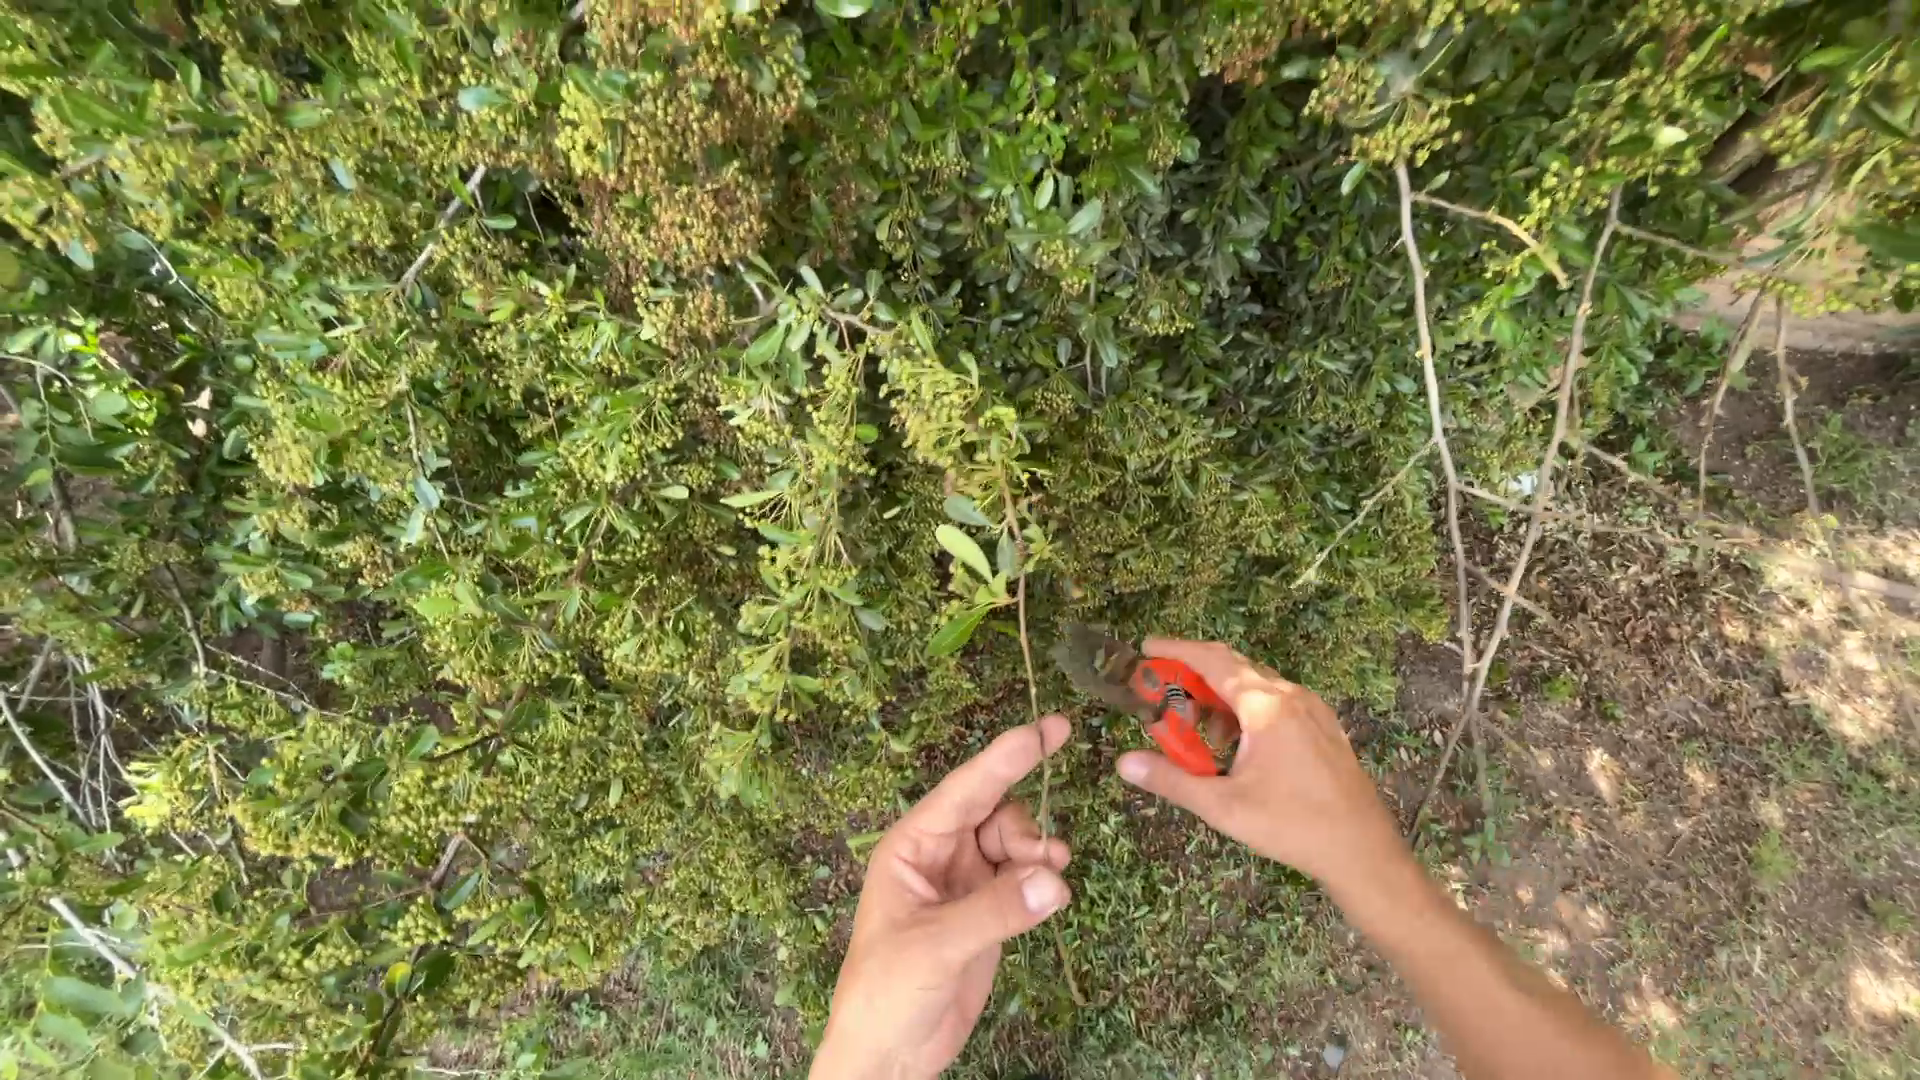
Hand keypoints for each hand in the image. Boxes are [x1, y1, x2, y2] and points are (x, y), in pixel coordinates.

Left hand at [810, 715, 1072, 1079]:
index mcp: (914, 843)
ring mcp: (966, 880)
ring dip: (1036, 852)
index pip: (966, 788)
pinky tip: (1051, 892)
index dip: (1006, 755)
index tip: (1048, 728)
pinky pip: (1022, 876)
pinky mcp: (987, 909)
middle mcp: (941, 852)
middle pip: (994, 810)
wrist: (888, 1055)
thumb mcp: (935, 946)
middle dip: (1025, 819)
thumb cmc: (887, 990)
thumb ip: (996, 910)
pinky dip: (1040, 878)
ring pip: (1012, 842)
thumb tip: (1056, 879)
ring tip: (1050, 877)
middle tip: (1050, 851)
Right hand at [1114, 639, 1408, 898]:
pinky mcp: (1323, 727)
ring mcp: (1312, 709)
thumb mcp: (1223, 806)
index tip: (1146, 648)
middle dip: (1192, 673)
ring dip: (1219, 696)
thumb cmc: (1291, 826)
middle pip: (1233, 666)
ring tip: (1196, 729)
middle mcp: (1290, 696)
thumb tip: (1124, 763)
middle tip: (1160, 688)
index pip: (1212, 660)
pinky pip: (1275, 701)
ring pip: (1254, 685)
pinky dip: (1244, 709)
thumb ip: (1171, 780)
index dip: (1176, 650)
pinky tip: (1235, 744)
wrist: (1365, 854)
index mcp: (1265, 705)